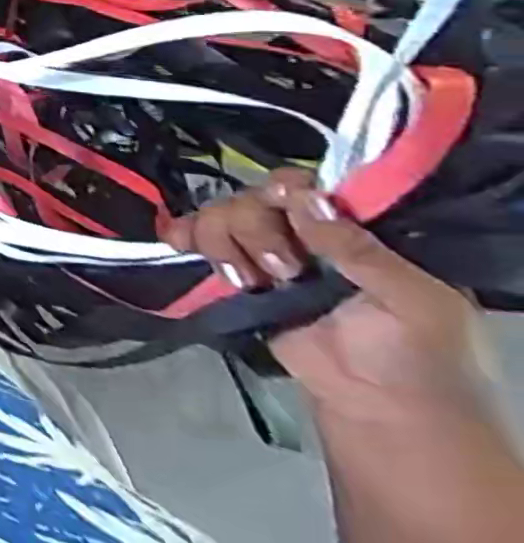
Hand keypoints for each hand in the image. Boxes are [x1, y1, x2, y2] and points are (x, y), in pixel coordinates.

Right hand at [164, 168, 491, 424]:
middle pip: (251, 199)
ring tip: (247, 283)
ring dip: (222, 244)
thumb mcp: (414, 303)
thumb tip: (308, 200)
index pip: (305, 188)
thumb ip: (362, 251)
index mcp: (353, 231)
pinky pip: (193, 239)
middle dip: (253, 231)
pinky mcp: (234, 274)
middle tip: (282, 272)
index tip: (284, 210)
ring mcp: (264, 253)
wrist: (378, 409)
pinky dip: (181, 235)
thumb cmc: (418, 357)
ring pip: (217, 216)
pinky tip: (179, 245)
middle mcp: (304, 233)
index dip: (286, 191)